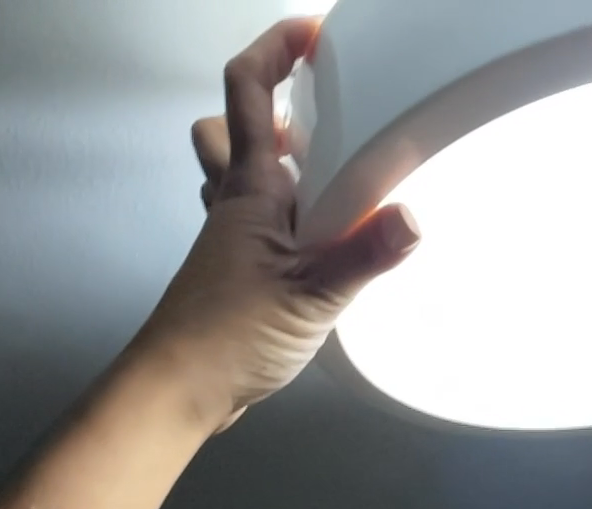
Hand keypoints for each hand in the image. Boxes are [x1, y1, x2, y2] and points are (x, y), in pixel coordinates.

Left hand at [127, 18, 420, 431]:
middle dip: (263, 118)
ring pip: (234, 185)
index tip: (312, 37)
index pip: (247, 93)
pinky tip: (310, 256)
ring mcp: (228, 245)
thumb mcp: (311, 295)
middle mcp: (233, 209)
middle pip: (225, 134)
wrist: (180, 389)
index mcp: (250, 193)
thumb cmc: (232, 334)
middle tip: (312, 134)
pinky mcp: (232, 280)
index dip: (274, 51)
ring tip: (320, 192)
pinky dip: (276, 227)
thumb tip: (411, 219)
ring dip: (268, 174)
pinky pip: (249, 231)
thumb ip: (362, 256)